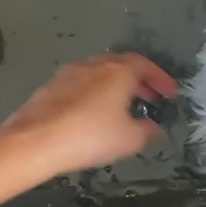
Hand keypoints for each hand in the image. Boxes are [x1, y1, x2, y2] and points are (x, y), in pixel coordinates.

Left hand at [0, 54, 178, 177]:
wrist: (34, 142)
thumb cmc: (90, 136)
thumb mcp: (130, 139)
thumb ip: (148, 131)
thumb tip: (155, 128)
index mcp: (118, 71)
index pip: (145, 65)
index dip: (161, 78)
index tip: (171, 93)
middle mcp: (93, 65)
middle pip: (121, 64)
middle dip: (138, 80)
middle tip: (149, 98)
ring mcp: (68, 74)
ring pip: (98, 73)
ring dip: (113, 85)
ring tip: (121, 106)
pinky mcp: (48, 88)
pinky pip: (79, 85)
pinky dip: (93, 94)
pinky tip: (91, 114)